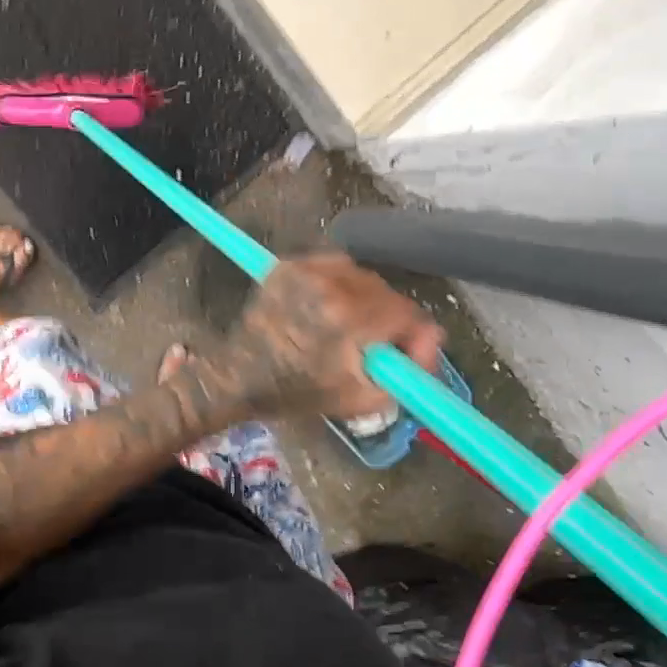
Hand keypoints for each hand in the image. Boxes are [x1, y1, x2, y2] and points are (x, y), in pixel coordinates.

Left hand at [204, 253, 443, 419]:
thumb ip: (403, 378)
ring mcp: (306, 272)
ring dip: (366, 302)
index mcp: (348, 320)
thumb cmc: (294, 392)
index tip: (411, 356)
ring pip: (363, 278)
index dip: (417, 338)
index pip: (408, 315)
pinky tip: (331, 309)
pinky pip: (334, 267)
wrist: (237, 378)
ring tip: (351, 330)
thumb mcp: (356, 400)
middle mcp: (330, 287)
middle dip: (391, 322)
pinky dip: (341, 285)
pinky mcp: (288, 266)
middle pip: (387, 294)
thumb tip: (429, 349)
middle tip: (378, 347)